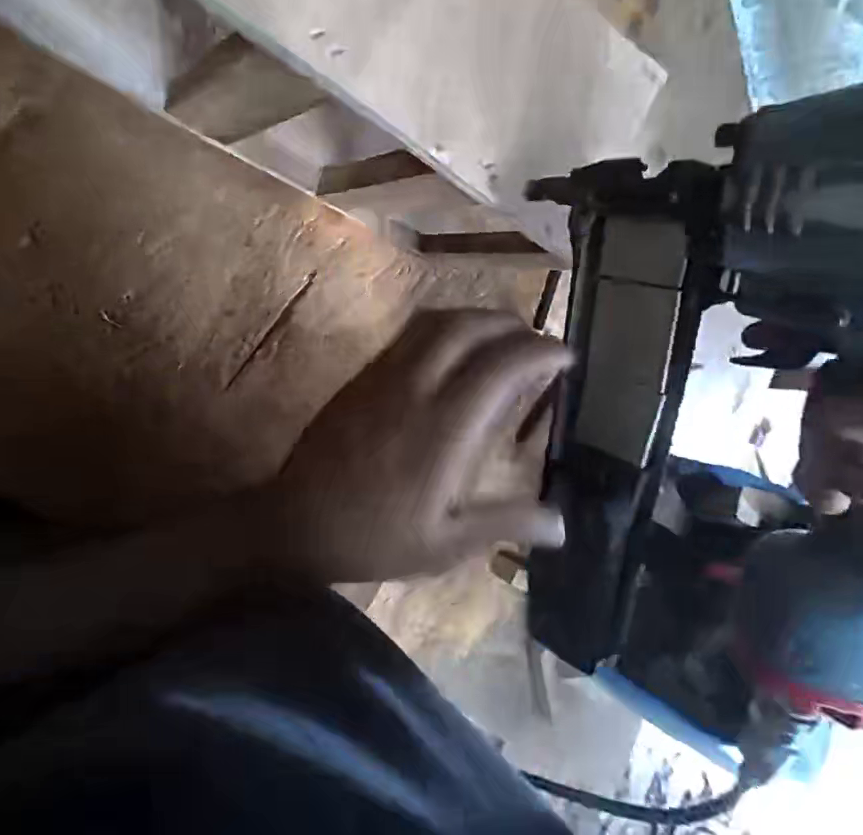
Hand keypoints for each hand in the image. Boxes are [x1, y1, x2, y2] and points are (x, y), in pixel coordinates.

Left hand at [248, 310, 571, 584]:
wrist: (296, 523)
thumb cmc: (376, 538)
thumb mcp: (445, 544)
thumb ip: (506, 523)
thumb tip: (562, 525)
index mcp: (445, 429)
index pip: (502, 366)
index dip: (540, 351)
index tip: (566, 355)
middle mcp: (417, 388)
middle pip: (470, 328)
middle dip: (513, 325)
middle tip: (538, 342)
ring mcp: (386, 375)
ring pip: (438, 322)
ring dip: (478, 317)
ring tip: (502, 336)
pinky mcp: (364, 374)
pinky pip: (410, 332)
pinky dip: (444, 325)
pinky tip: (454, 346)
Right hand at [794, 372, 862, 619]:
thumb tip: (843, 409)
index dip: (859, 394)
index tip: (862, 447)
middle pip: (851, 394)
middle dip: (834, 436)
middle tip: (854, 489)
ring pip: (835, 434)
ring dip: (826, 465)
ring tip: (841, 506)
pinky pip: (842, 476)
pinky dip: (826, 486)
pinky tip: (834, 510)